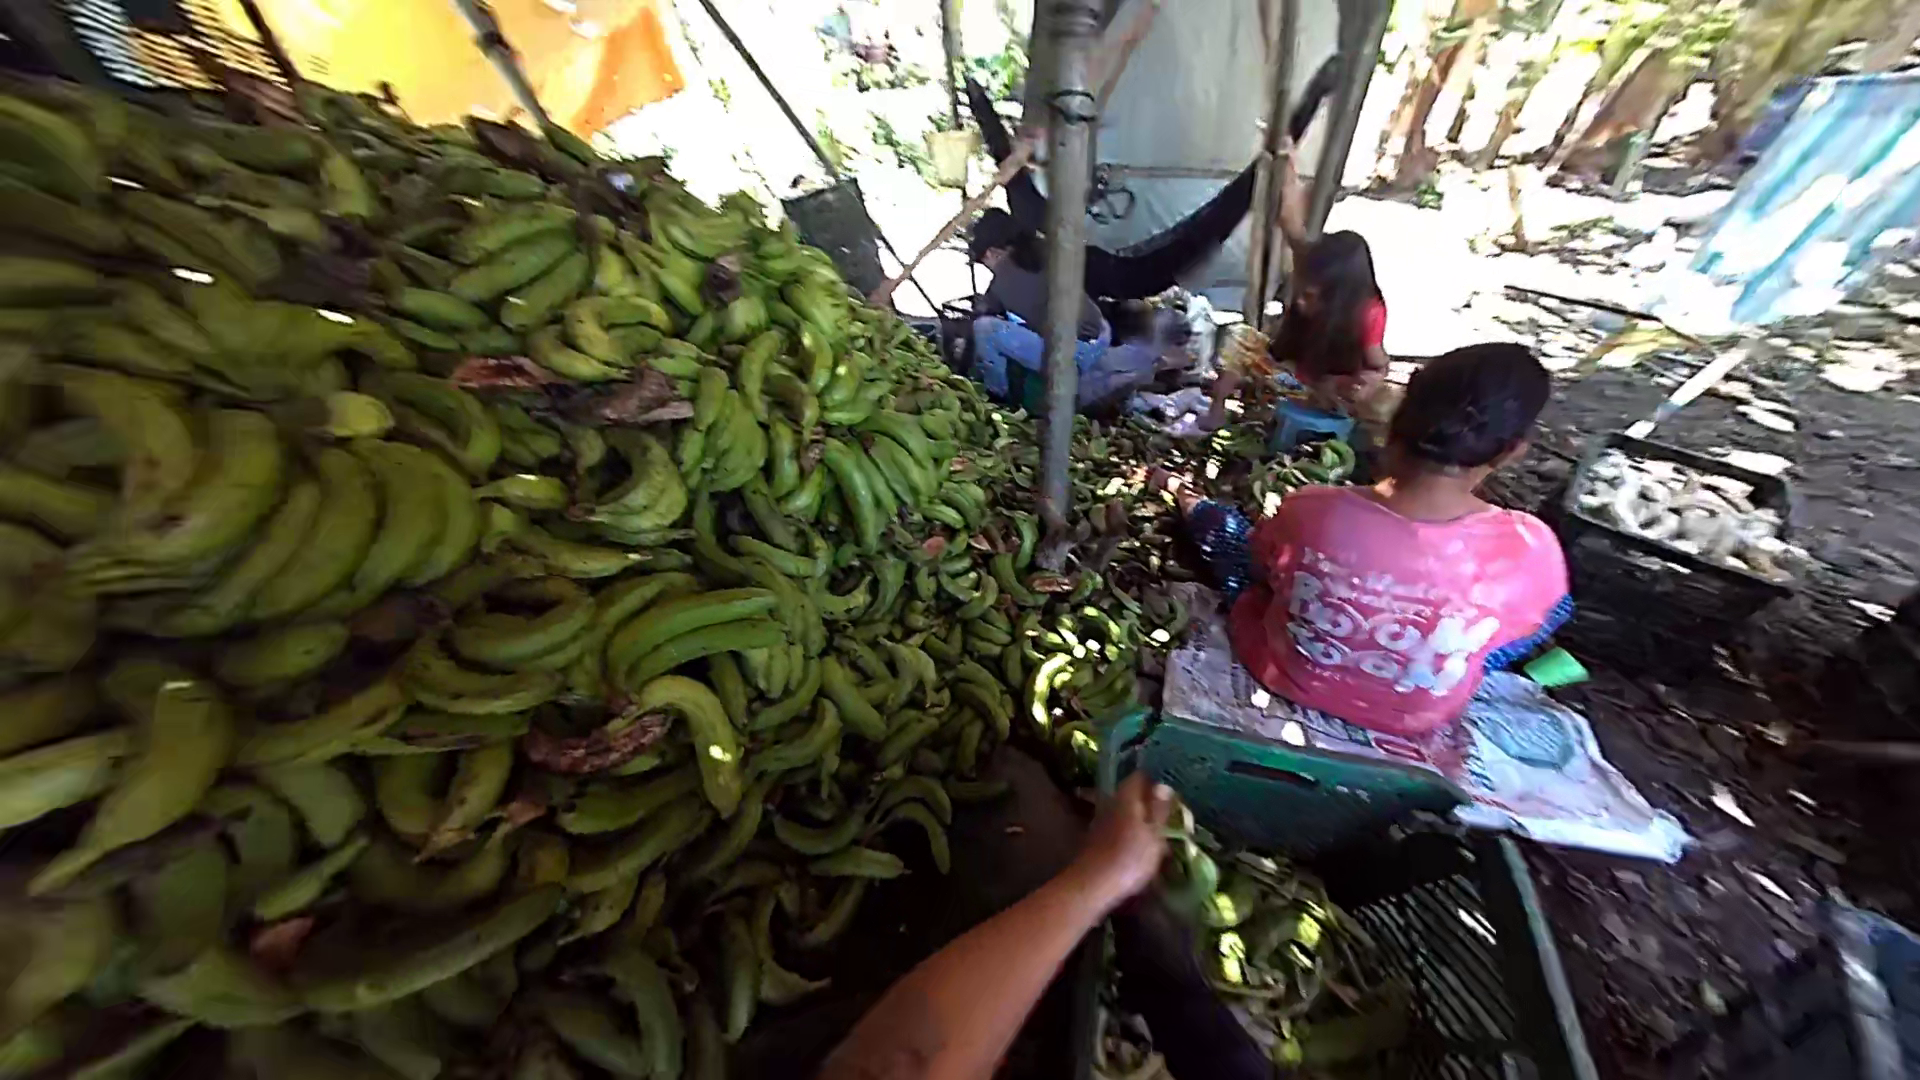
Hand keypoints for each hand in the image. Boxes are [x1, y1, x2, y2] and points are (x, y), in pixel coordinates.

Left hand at [1071, 772, 1172, 910]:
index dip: (1154, 780)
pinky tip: (1140, 845)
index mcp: (1126, 797)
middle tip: (1167, 812)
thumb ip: (1158, 810)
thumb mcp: (1154, 835)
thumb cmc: (1130, 858)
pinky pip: (1118, 825)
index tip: (1169, 791)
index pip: (1139, 777)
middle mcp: (1111, 801)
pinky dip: (1129, 830)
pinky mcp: (1097, 835)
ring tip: (1157, 831)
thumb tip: (1163, 785)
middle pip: (1131, 793)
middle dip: (1147, 800)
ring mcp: (1102, 818)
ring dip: (1139, 817)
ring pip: (1124, 810)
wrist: (1094, 883)